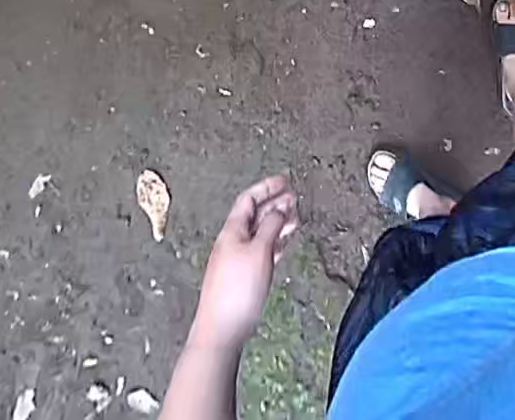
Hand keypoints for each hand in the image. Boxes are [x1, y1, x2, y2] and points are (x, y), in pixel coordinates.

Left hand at [187, 176, 298, 352]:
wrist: (220, 332)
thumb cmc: (237, 292)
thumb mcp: (260, 250)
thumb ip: (271, 226)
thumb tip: (280, 209)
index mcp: (232, 231)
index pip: (249, 199)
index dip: (266, 187)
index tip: (283, 181)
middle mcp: (231, 242)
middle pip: (254, 215)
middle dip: (274, 204)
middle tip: (293, 198)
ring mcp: (235, 260)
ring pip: (258, 233)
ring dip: (276, 223)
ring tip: (294, 220)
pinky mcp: (240, 277)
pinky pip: (259, 250)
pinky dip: (273, 242)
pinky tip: (282, 245)